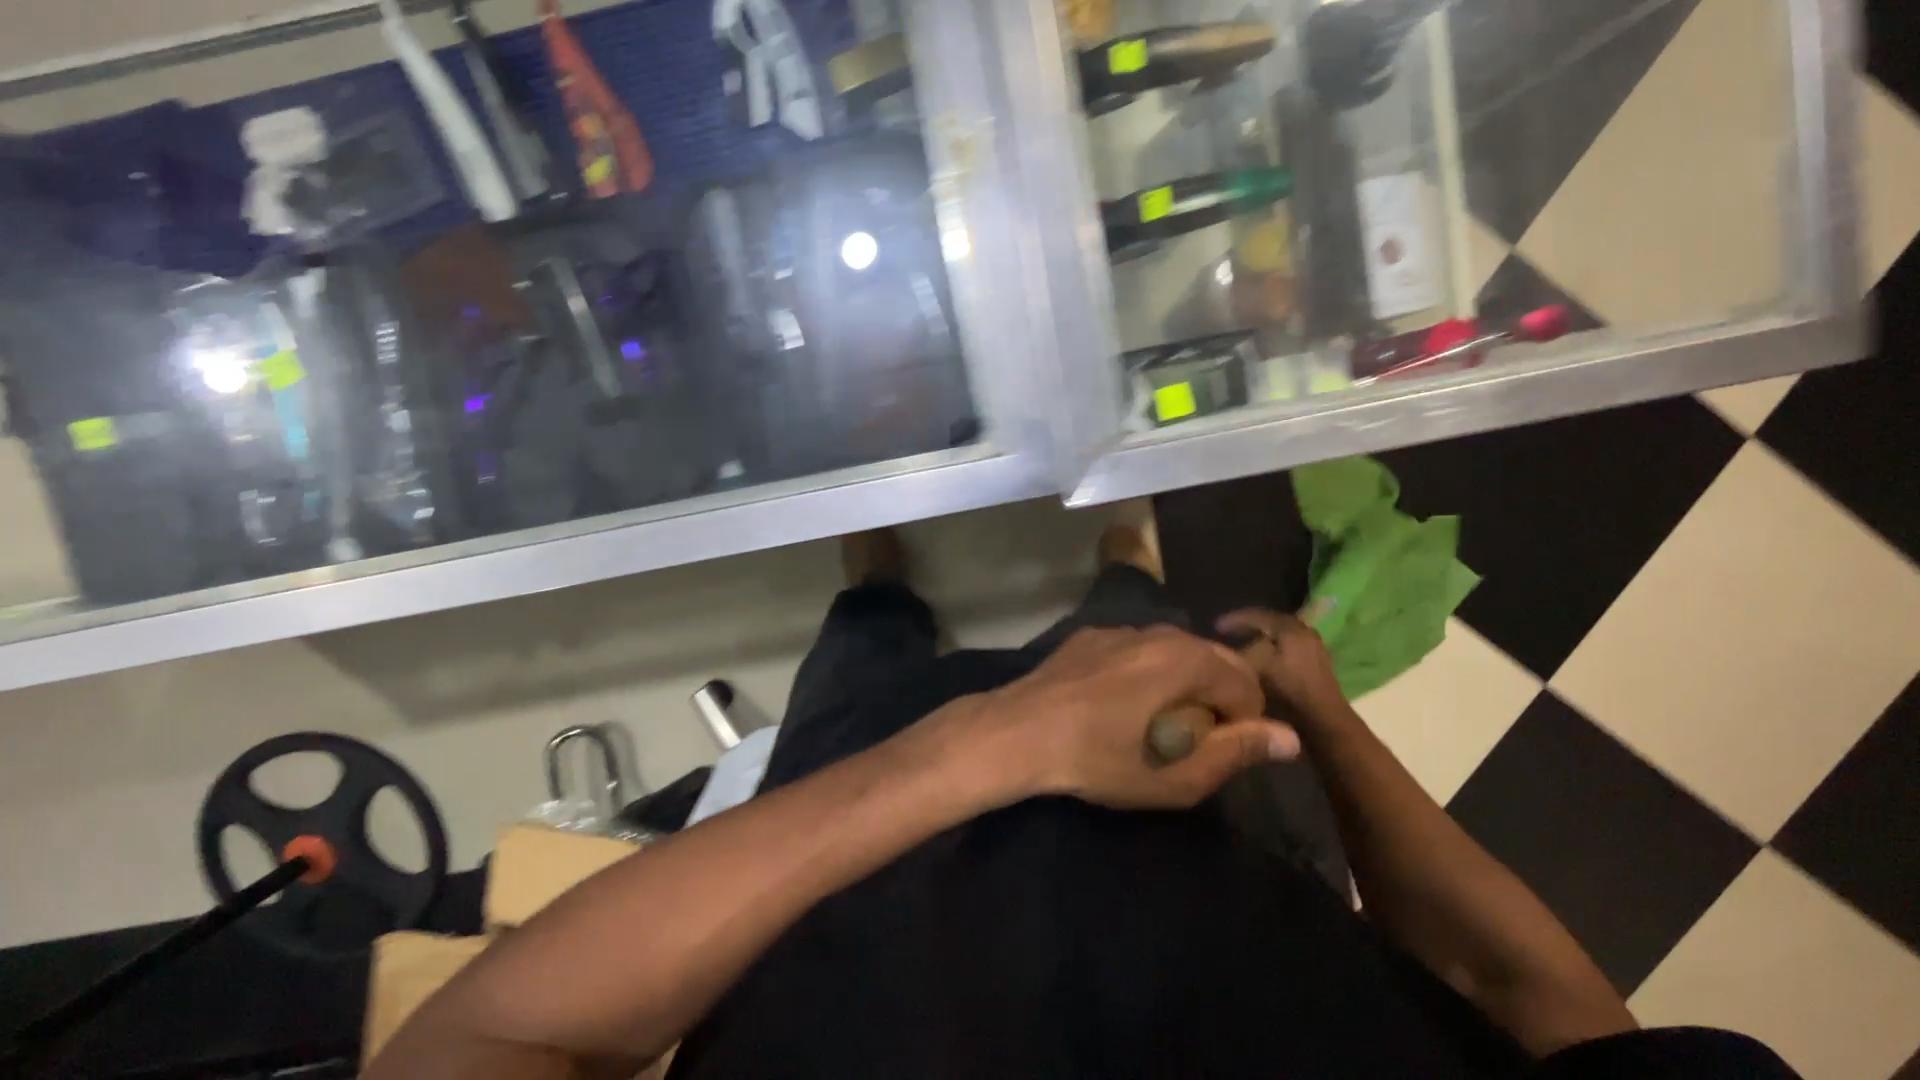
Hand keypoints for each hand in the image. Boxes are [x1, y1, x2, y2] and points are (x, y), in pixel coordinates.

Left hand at [939, 625, 1300, 810]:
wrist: (1016, 733)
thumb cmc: (1097, 760)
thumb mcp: (1172, 776)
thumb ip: (1235, 753)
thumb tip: (1289, 738)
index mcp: (1187, 659)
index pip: (1246, 685)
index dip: (1245, 723)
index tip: (1222, 753)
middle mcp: (1158, 631)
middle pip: (1213, 658)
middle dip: (1219, 697)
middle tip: (1199, 739)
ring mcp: (1120, 629)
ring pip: (1174, 650)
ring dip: (1184, 681)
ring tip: (1164, 721)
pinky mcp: (1089, 636)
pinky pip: (1136, 649)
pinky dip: (1146, 670)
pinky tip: (1122, 702)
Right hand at [1215, 609, 1346, 720]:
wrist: (1323, 722)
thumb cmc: (1287, 692)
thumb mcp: (1255, 670)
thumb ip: (1238, 654)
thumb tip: (1224, 650)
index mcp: (1290, 628)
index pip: (1257, 614)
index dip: (1233, 619)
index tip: (1215, 626)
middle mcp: (1305, 632)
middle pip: (1271, 623)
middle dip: (1248, 627)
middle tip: (1227, 633)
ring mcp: (1314, 647)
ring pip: (1280, 637)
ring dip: (1260, 640)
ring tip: (1240, 646)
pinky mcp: (1316, 664)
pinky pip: (1287, 648)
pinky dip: (1271, 651)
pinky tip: (1259, 661)